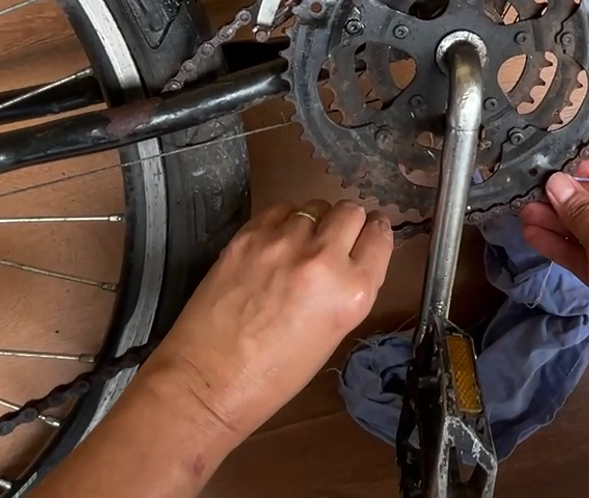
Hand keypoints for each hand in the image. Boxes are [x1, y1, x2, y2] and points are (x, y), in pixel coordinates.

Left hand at [143, 198, 392, 441]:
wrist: (207, 383)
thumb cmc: (275, 373)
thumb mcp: (334, 331)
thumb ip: (350, 285)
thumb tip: (355, 250)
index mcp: (352, 292)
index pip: (381, 235)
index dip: (375, 233)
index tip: (367, 236)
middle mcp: (324, 260)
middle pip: (352, 211)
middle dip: (346, 223)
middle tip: (331, 242)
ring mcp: (285, 243)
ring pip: (317, 205)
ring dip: (314, 222)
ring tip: (297, 247)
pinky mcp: (250, 235)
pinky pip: (282, 209)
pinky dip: (283, 222)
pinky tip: (273, 246)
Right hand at [520, 153, 588, 373]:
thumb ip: (580, 213)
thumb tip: (555, 181)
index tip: (558, 165)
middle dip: (567, 196)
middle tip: (531, 191)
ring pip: (588, 228)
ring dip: (558, 220)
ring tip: (523, 212)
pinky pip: (584, 252)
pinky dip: (561, 244)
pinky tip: (533, 234)